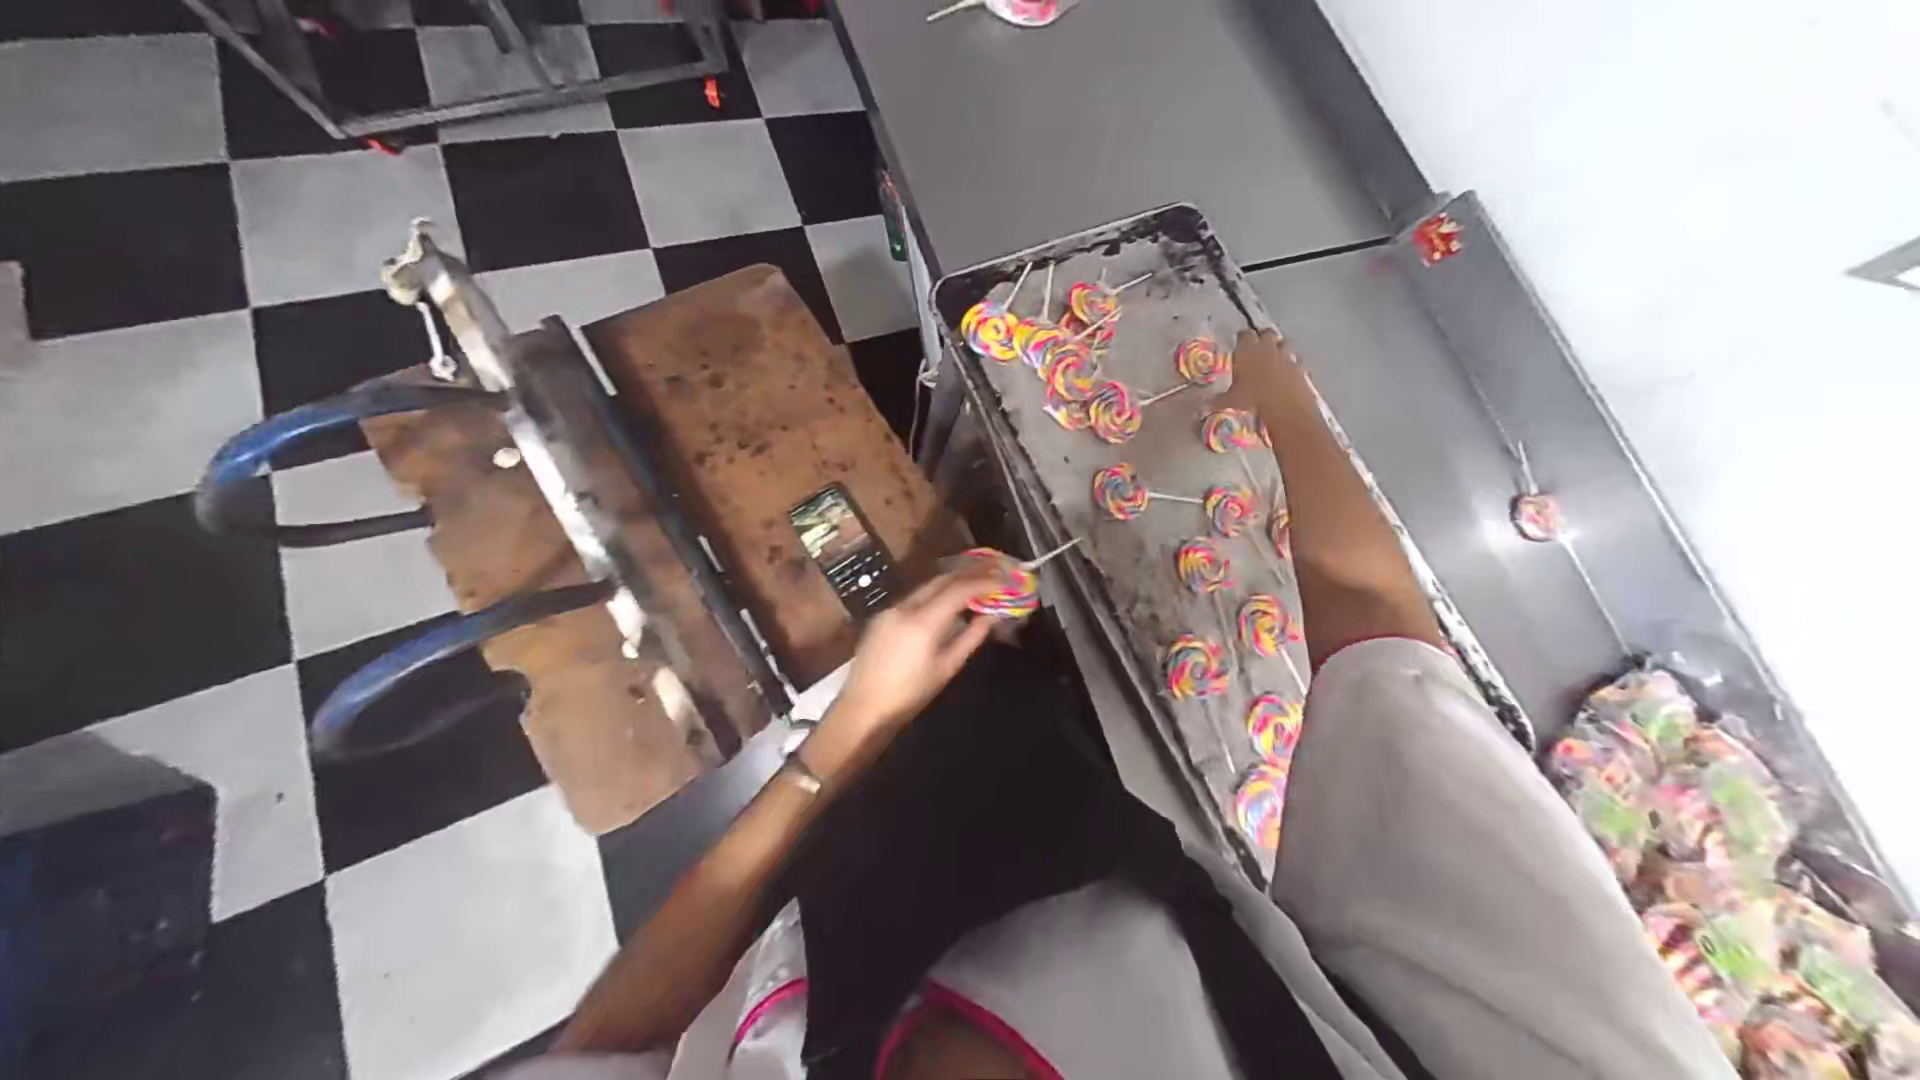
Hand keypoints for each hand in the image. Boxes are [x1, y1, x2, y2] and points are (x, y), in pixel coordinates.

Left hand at [810, 566, 998, 763]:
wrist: (863, 708)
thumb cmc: (910, 695)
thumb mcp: (947, 668)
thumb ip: (972, 637)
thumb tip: (993, 616)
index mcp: (922, 622)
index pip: (958, 590)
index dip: (983, 581)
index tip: (1003, 579)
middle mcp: (904, 607)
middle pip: (941, 580)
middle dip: (968, 574)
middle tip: (993, 572)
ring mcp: (890, 609)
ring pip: (927, 586)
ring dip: (952, 582)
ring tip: (974, 583)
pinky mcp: (882, 616)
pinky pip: (914, 597)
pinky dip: (935, 594)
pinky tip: (947, 601)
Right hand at [1219, 328, 1302, 418]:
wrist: (1284, 407)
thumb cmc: (1251, 399)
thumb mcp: (1230, 401)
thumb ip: (1219, 400)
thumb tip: (1203, 406)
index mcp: (1247, 351)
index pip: (1244, 335)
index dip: (1242, 338)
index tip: (1239, 342)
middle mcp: (1267, 348)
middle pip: (1267, 333)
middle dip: (1263, 338)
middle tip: (1258, 347)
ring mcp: (1286, 356)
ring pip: (1285, 343)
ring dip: (1281, 348)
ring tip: (1275, 358)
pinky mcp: (1301, 368)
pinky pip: (1297, 361)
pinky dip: (1293, 365)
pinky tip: (1289, 373)